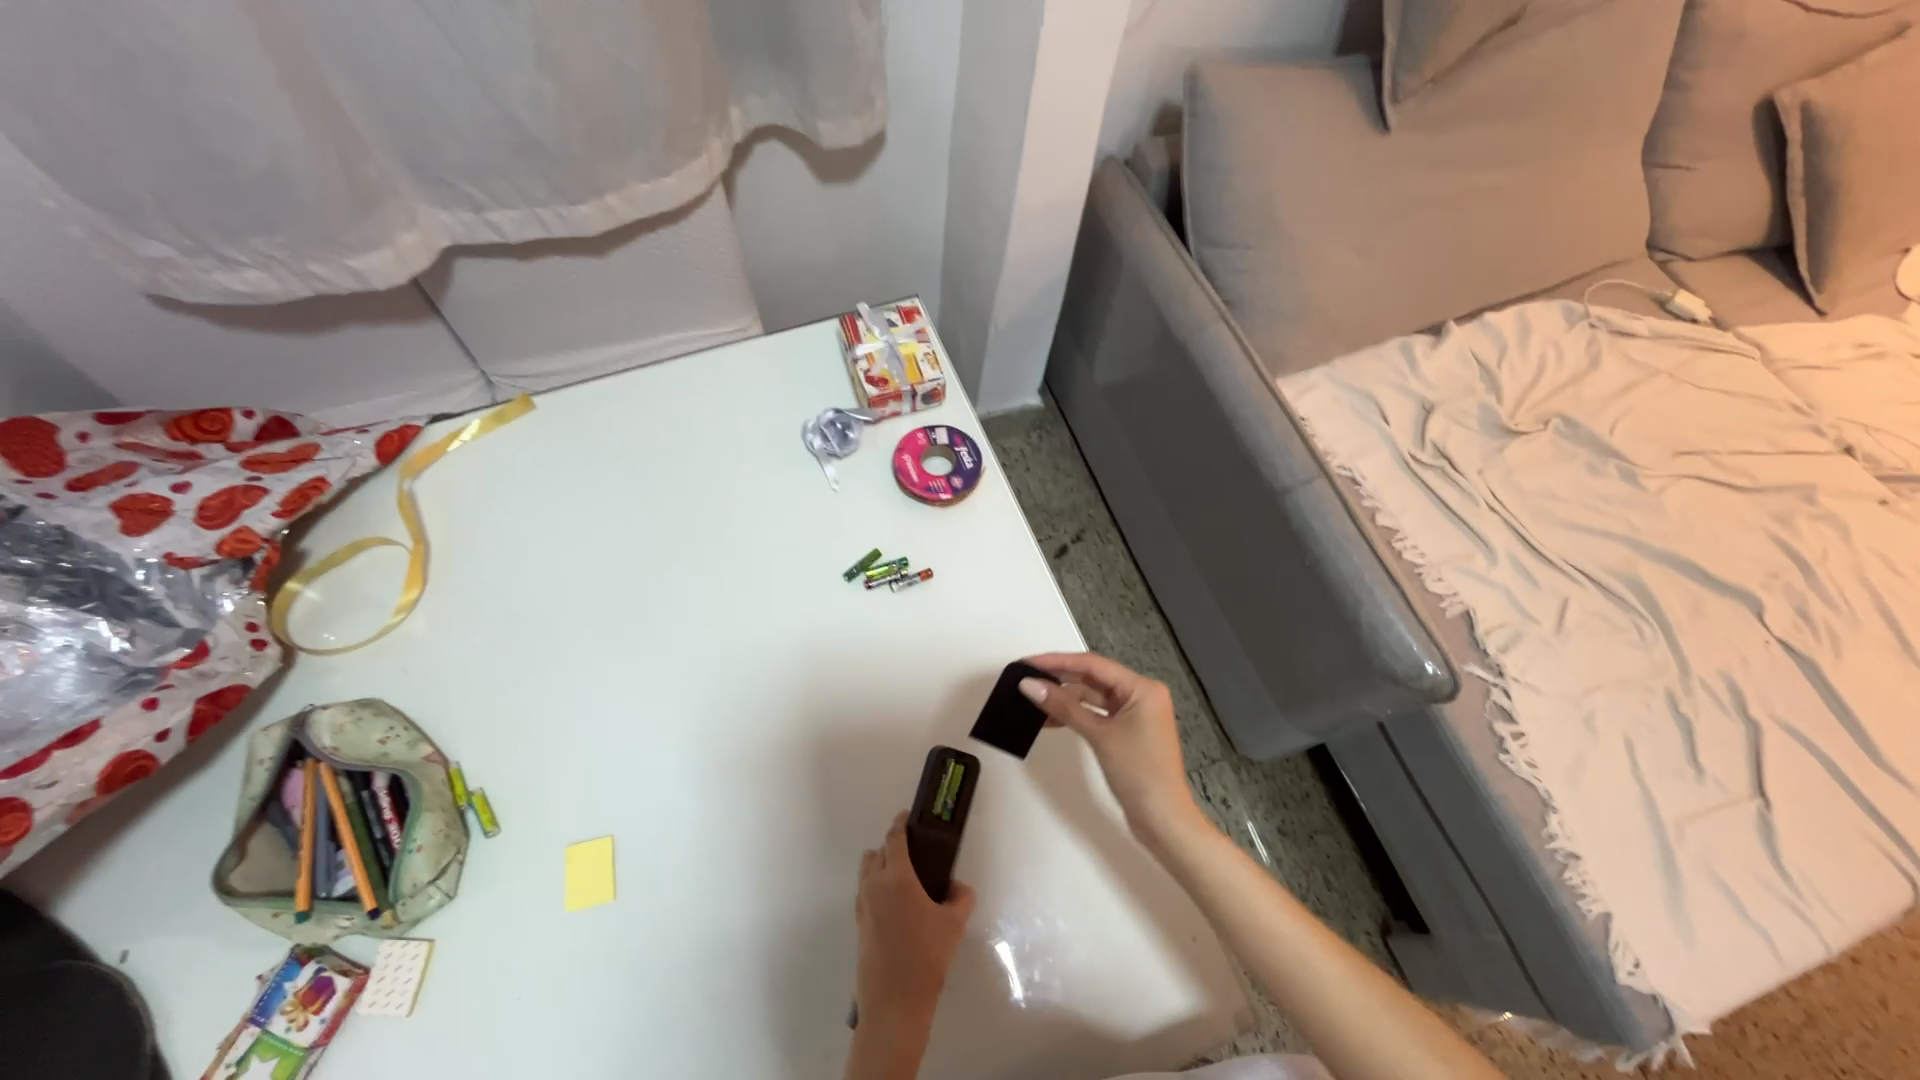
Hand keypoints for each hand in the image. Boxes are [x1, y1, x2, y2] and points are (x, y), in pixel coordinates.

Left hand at [854, 812, 975, 1029]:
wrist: (895, 999)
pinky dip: (876, 889)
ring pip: (867, 873)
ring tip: (904, 880)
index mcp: (897, 877)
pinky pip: (865, 894)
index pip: (894, 838)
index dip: (900, 824)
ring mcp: (862, 905)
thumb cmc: (927, 955)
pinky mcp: (858, 925)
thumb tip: (957, 888)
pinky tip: (896, 907)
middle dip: (892, 847)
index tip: (907, 817)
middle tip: (913, 853)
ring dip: (881, 867)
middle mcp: (874, 885)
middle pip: (877, 853)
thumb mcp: (954, 924)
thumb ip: (960, 898)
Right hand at [1020, 652, 1203, 846]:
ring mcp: (1134, 716)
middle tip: (1025, 679)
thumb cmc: (1138, 771)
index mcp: (1142, 688)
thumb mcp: (1099, 735)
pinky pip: (1096, 716)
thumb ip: (1064, 707)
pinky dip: (1075, 716)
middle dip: (1059, 678)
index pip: (1093, 664)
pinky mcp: (1127, 734)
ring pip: (1093, 698)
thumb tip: (1029, 685)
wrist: (1162, 819)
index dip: (1057, 661)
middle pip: (1093, 678)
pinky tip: (1049, 720)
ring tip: (1031, 699)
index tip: (1026, 662)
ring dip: (1064, 699)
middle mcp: (1140, 695)